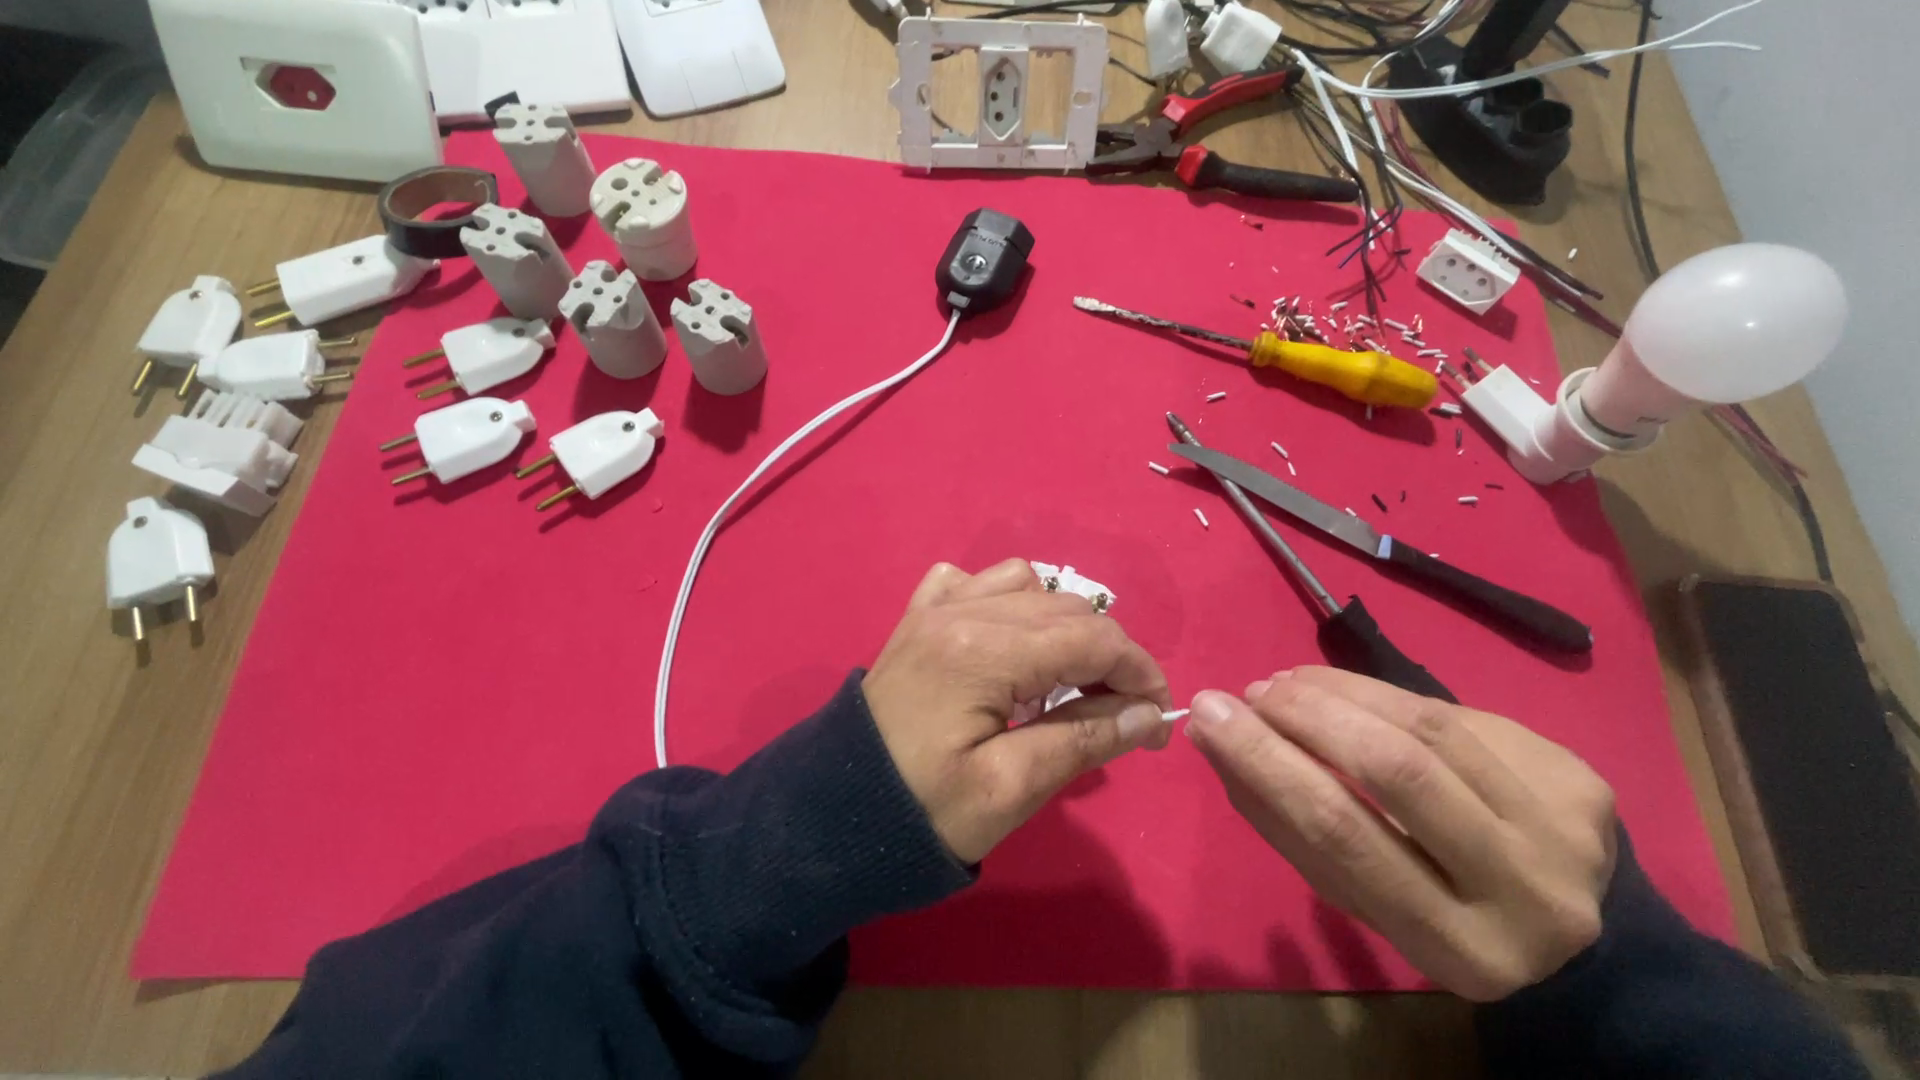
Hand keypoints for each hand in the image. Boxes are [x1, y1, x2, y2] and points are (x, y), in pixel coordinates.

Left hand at [863, 559, 1173, 863]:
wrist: (833, 814)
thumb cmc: (923, 812)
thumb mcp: (1011, 788)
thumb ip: (1084, 740)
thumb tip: (1148, 714)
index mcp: (985, 652)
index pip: (1093, 639)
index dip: (1140, 673)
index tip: (1158, 720)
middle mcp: (962, 611)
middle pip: (1067, 609)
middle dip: (1109, 655)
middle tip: (1119, 714)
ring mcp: (935, 608)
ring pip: (1027, 583)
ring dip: (1061, 624)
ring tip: (1063, 680)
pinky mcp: (918, 618)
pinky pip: (975, 581)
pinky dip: (1008, 601)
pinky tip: (1008, 643)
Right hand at [1186, 667, 1616, 1000]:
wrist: (1580, 935)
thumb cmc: (1434, 916)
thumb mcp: (1356, 897)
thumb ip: (1287, 825)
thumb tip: (1218, 739)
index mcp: (1456, 944)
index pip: (1343, 834)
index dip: (1267, 762)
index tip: (1208, 714)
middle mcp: (1528, 888)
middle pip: (1398, 770)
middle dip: (1309, 716)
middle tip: (1255, 691)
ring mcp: (1565, 824)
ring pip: (1433, 726)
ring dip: (1346, 692)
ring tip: (1292, 682)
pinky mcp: (1579, 776)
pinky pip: (1465, 717)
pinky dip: (1394, 698)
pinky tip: (1358, 697)